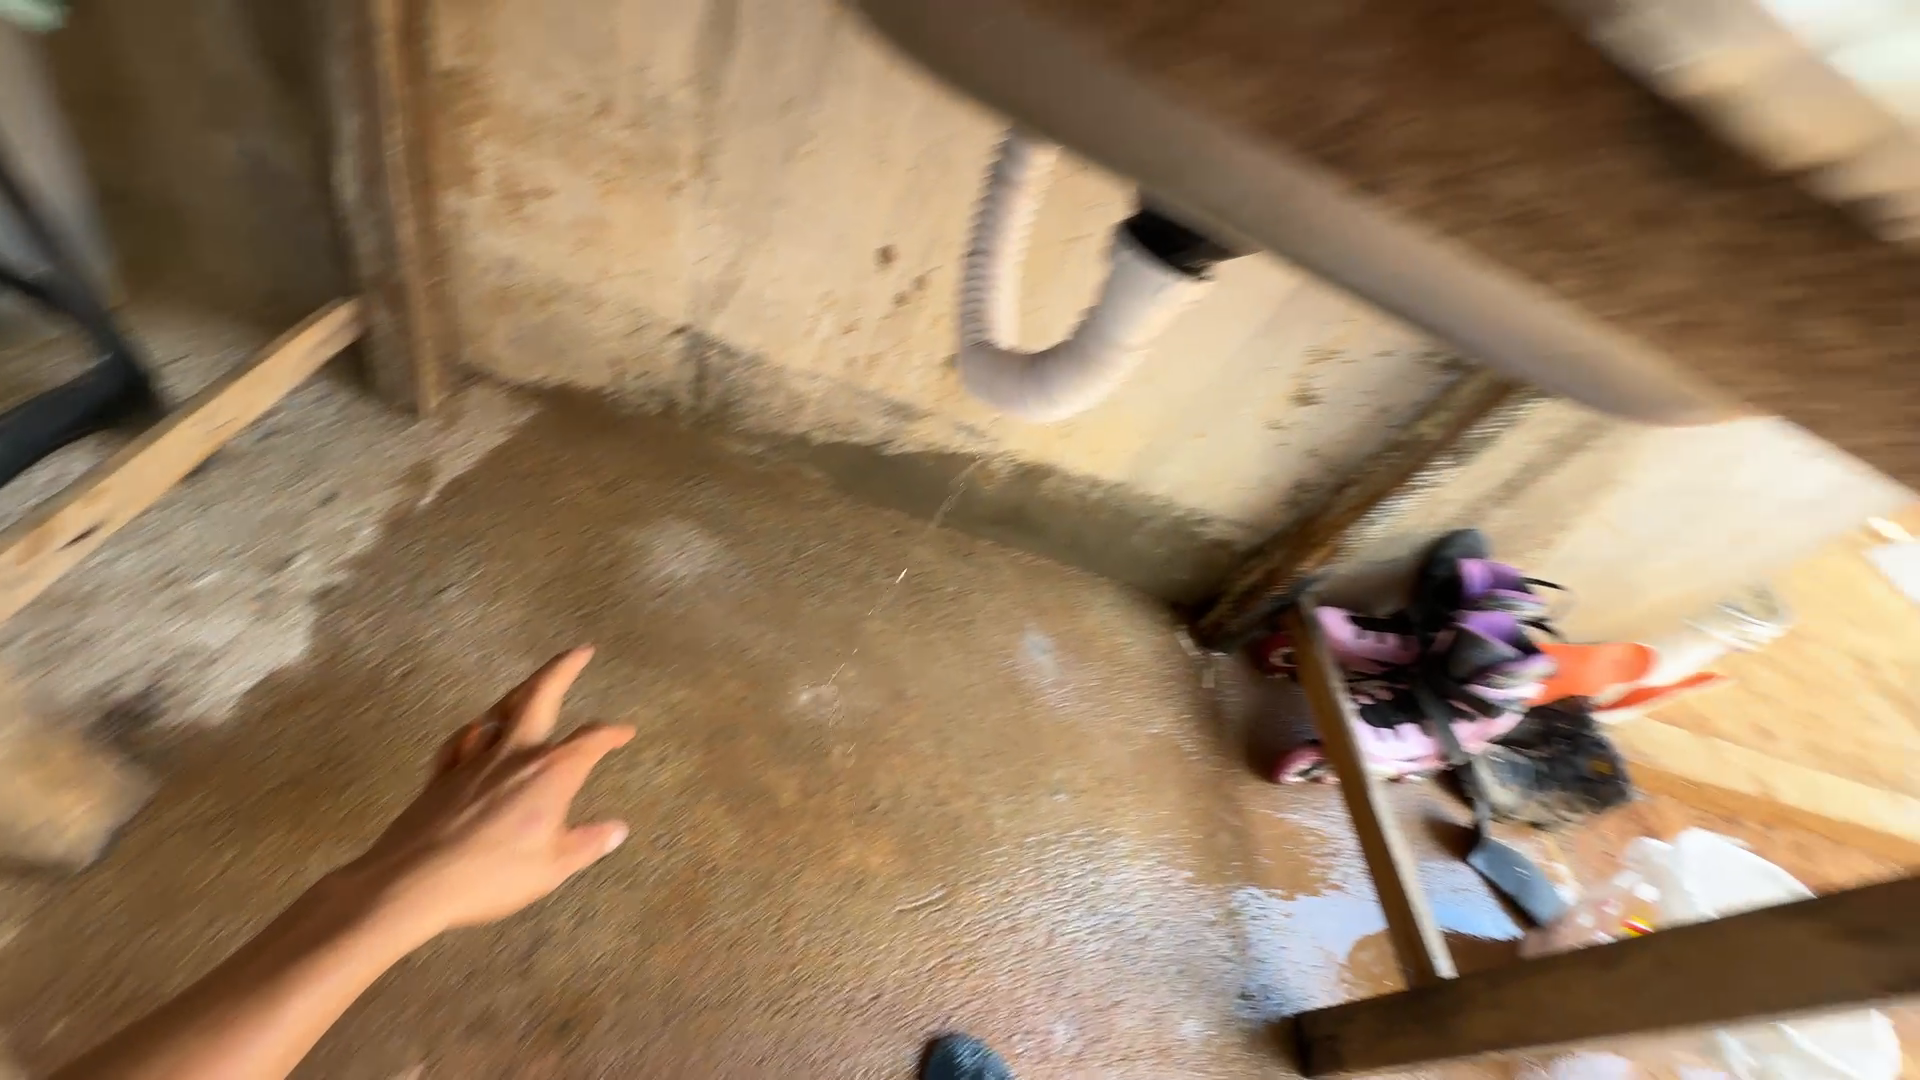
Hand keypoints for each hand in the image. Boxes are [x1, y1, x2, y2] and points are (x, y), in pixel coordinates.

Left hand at [339, 647, 632, 943]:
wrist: (410, 885)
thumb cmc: (493, 874)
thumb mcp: (553, 867)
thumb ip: (587, 844)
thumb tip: (617, 830)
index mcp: (552, 771)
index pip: (592, 739)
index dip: (612, 733)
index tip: (625, 733)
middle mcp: (517, 754)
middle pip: (541, 697)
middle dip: (563, 670)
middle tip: (580, 651)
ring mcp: (474, 761)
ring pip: (500, 712)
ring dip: (520, 693)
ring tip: (531, 685)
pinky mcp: (440, 777)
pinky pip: (459, 743)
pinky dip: (473, 733)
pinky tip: (476, 732)